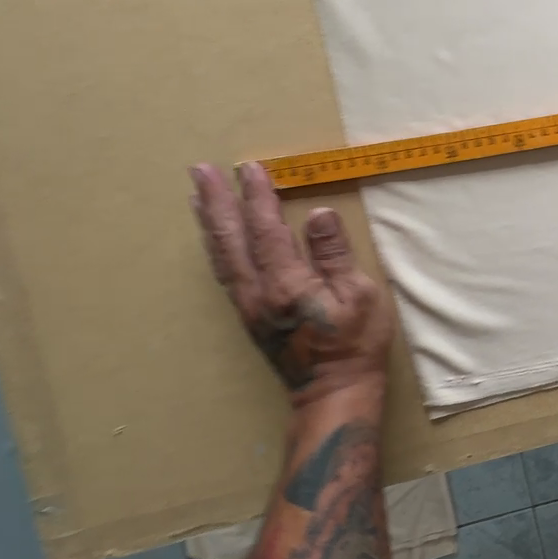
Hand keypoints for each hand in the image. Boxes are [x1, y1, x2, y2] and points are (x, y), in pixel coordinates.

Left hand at [189, 162, 393, 404]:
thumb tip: (318, 215)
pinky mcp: (249, 314)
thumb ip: (336, 254)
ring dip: (209, 221)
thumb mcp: (360, 295)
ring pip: (221, 255)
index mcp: (286, 284)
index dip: (259, 197)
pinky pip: (225, 270)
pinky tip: (217, 236)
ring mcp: (248, 304)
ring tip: (197, 195)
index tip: (252, 167)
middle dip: (216, 202)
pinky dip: (216, 245)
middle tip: (201, 170)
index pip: (267, 230)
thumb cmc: (355, 341)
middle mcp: (257, 292)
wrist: (332, 390)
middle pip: (231, 239)